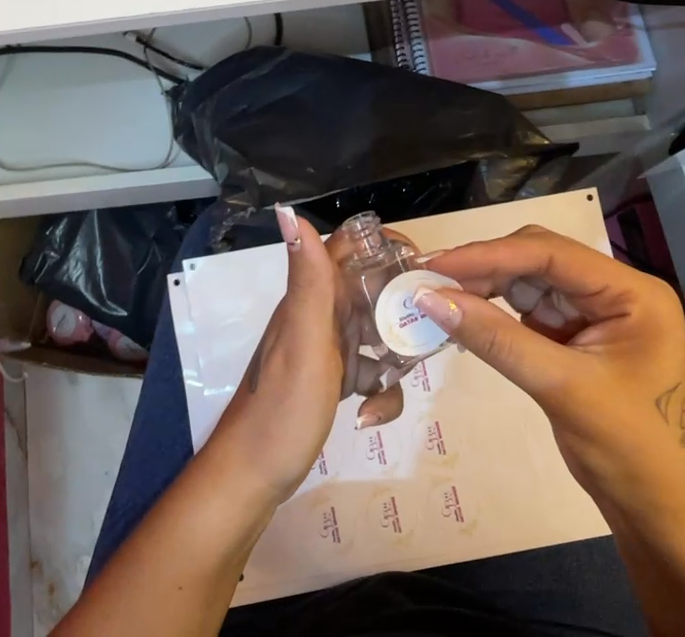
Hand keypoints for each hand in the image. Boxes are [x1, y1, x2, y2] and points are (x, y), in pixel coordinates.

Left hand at [205, 205, 411, 503]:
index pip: (350, 246)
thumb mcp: (303, 340)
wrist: (252, 475)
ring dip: (397, 353)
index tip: (426, 266)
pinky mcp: (333, 380)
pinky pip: (370, 372)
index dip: (386, 244)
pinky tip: (371, 415)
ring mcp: (326, 348)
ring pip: (378, 332)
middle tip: (432, 331)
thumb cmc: (281, 408)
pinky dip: (381, 392)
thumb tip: (288, 209)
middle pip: (373, 289)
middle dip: (405, 306)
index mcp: (312, 296)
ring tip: (401, 376)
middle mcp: (319, 313)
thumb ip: (309, 278)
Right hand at [415, 226, 684, 521]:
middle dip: (483, 266)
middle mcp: (613, 292)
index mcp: (632, 293)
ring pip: (526, 281)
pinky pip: (524, 309)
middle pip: (537, 259)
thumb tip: (428, 299)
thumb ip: (495, 338)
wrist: (655, 506)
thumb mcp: (560, 386)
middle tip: (427, 277)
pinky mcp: (571, 335)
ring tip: (434, 293)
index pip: (550, 255)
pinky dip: (491, 310)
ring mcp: (592, 312)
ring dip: (482, 286)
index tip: (436, 265)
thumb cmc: (627, 445)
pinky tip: (459, 313)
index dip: (489, 254)